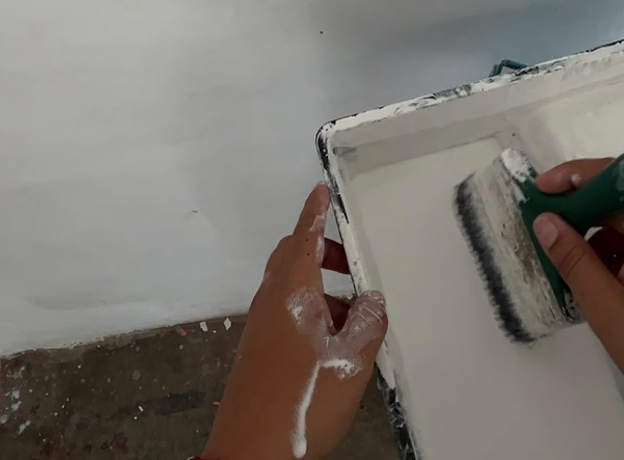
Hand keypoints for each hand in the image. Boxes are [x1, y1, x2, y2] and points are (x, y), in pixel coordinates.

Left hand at [203, 184, 387, 459]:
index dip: (315, 209)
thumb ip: (368, 323)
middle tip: (351, 262)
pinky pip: (287, 311)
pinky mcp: (260, 346)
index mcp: (293, 289)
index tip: (320, 188)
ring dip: (321, 288)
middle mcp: (272, 299)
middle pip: (295, 256)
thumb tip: (372, 302)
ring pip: (292, 286)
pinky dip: (310, 311)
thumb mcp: (351, 360)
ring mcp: (262, 323)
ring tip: (353, 318)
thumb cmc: (299, 400)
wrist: (251, 449)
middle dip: (324, 251)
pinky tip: (333, 344)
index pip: (305, 234)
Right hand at [532, 159, 623, 459]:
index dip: (570, 181)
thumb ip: (573, 259)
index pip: (611, 181)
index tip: (539, 192)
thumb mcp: (608, 310)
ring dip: (608, 247)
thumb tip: (546, 221)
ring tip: (589, 288)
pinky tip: (620, 298)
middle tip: (555, 247)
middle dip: (586, 222)